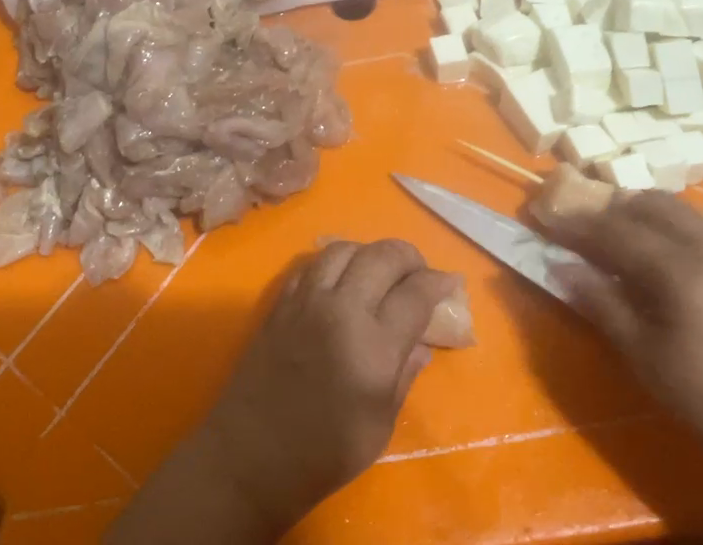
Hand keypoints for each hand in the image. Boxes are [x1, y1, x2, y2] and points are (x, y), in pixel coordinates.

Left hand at [108, 239, 458, 542]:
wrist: (252, 453)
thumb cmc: (326, 451)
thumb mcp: (381, 423)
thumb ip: (404, 373)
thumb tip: (421, 342)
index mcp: (374, 342)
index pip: (415, 292)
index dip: (438, 283)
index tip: (450, 284)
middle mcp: (340, 308)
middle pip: (381, 256)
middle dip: (408, 257)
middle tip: (419, 273)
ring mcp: (305, 300)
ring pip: (343, 249)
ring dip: (369, 253)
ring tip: (380, 272)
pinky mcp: (279, 302)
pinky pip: (311, 264)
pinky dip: (334, 261)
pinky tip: (340, 280)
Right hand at [539, 190, 702, 474]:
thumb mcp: (646, 357)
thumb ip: (602, 304)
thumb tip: (562, 266)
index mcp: (679, 266)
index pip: (613, 228)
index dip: (574, 221)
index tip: (542, 217)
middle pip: (652, 204)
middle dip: (610, 207)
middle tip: (579, 224)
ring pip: (685, 213)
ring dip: (644, 215)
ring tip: (618, 240)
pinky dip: (675, 231)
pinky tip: (667, 263)